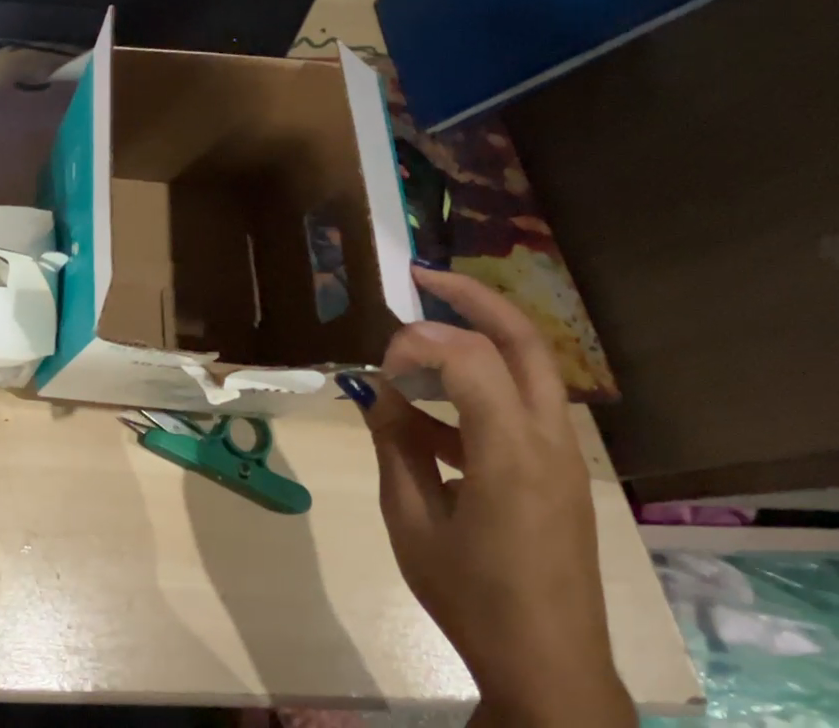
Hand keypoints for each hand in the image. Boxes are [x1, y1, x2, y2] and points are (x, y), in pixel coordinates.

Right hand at [342, 267, 632, 726]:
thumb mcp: (409, 516)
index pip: (470, 357)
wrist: (545, 660)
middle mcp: (548, 441)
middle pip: (526, 343)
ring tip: (419, 340)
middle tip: (422, 276)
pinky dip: (479, 391)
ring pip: (531, 371)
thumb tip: (374, 388)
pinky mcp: (559, 475)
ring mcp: (562, 457)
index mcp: (510, 452)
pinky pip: (522, 410)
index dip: (418, 342)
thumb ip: (393, 442)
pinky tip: (431, 417)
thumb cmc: (467, 591)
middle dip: (475, 300)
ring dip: (479, 341)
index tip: (376, 365)